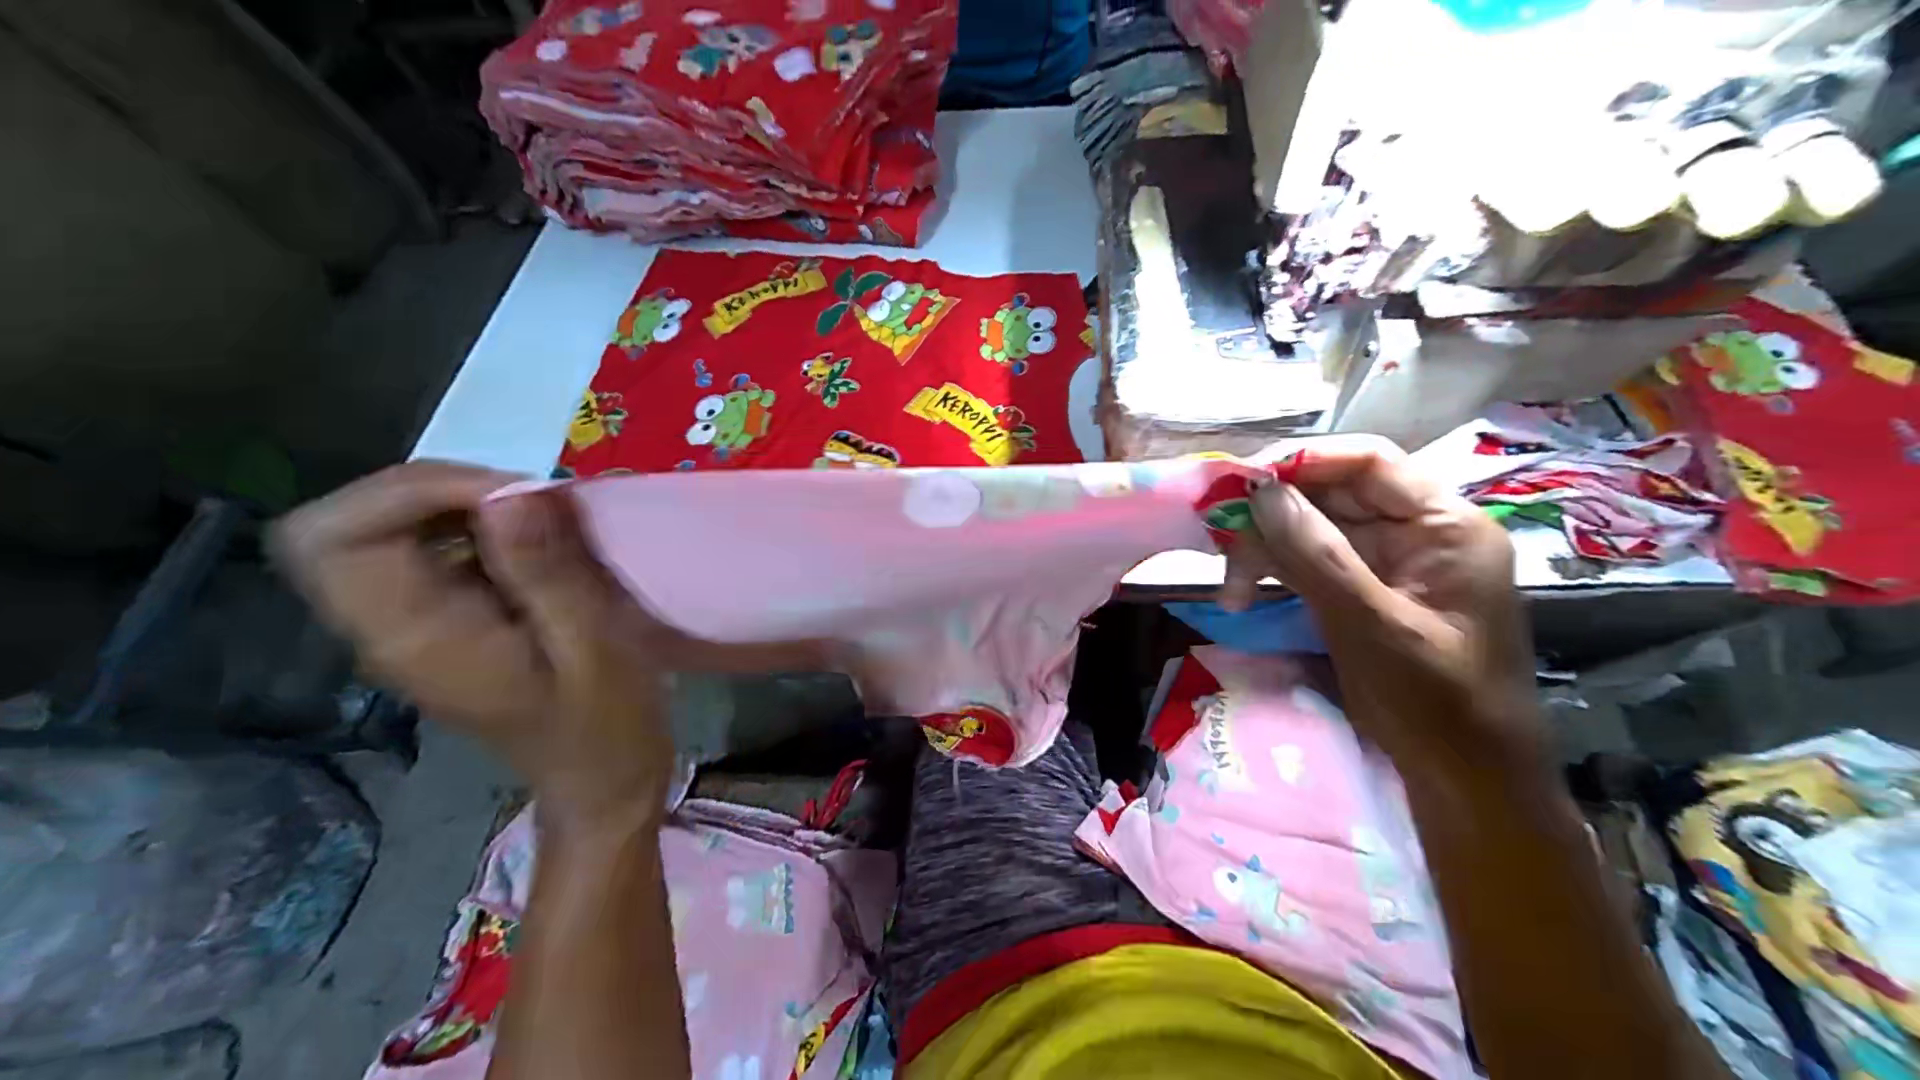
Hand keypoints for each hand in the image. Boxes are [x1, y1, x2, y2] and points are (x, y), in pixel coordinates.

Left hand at [272, 462, 823, 822]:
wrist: (602, 783)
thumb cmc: (607, 726)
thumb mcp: (595, 649)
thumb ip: (549, 573)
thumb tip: (512, 492)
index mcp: (413, 638)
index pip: (334, 536)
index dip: (410, 492)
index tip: (508, 497)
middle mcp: (390, 626)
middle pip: (348, 522)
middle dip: (437, 491)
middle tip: (528, 503)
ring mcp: (413, 623)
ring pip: (391, 527)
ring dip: (465, 505)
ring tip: (547, 521)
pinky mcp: (444, 620)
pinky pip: (434, 548)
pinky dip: (482, 527)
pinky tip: (544, 546)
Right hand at [1219, 437, 1544, 776]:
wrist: (1466, 781)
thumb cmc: (1436, 703)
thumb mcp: (1372, 626)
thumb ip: (1316, 555)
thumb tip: (1260, 492)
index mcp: (1444, 526)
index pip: (1369, 462)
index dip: (1303, 461)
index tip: (1242, 482)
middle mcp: (1416, 532)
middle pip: (1332, 494)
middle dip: (1272, 515)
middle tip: (1219, 539)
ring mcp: (1388, 563)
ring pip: (1312, 529)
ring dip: (1265, 549)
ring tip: (1230, 585)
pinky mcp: (1363, 591)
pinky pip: (1309, 562)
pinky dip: (1274, 574)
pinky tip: (1242, 595)